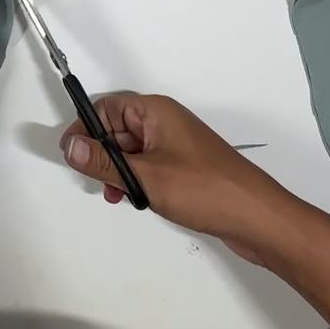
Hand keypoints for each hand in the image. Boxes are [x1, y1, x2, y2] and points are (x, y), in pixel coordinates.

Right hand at [59, 92, 299, 263]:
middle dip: (102, 155)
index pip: (106, 108)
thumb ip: (104, 162)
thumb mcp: (146, 177)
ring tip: (119, 196)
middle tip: (98, 182)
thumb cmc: (205, 190)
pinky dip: (137, 180)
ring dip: (119, 171)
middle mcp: (163, 122)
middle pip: (117, 129)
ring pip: (131, 150)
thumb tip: (70, 147)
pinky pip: (148, 165)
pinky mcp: (184, 166)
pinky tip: (137, 200)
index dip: (85, 129)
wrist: (259, 220)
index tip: (72, 154)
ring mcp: (175, 144)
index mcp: (154, 111)